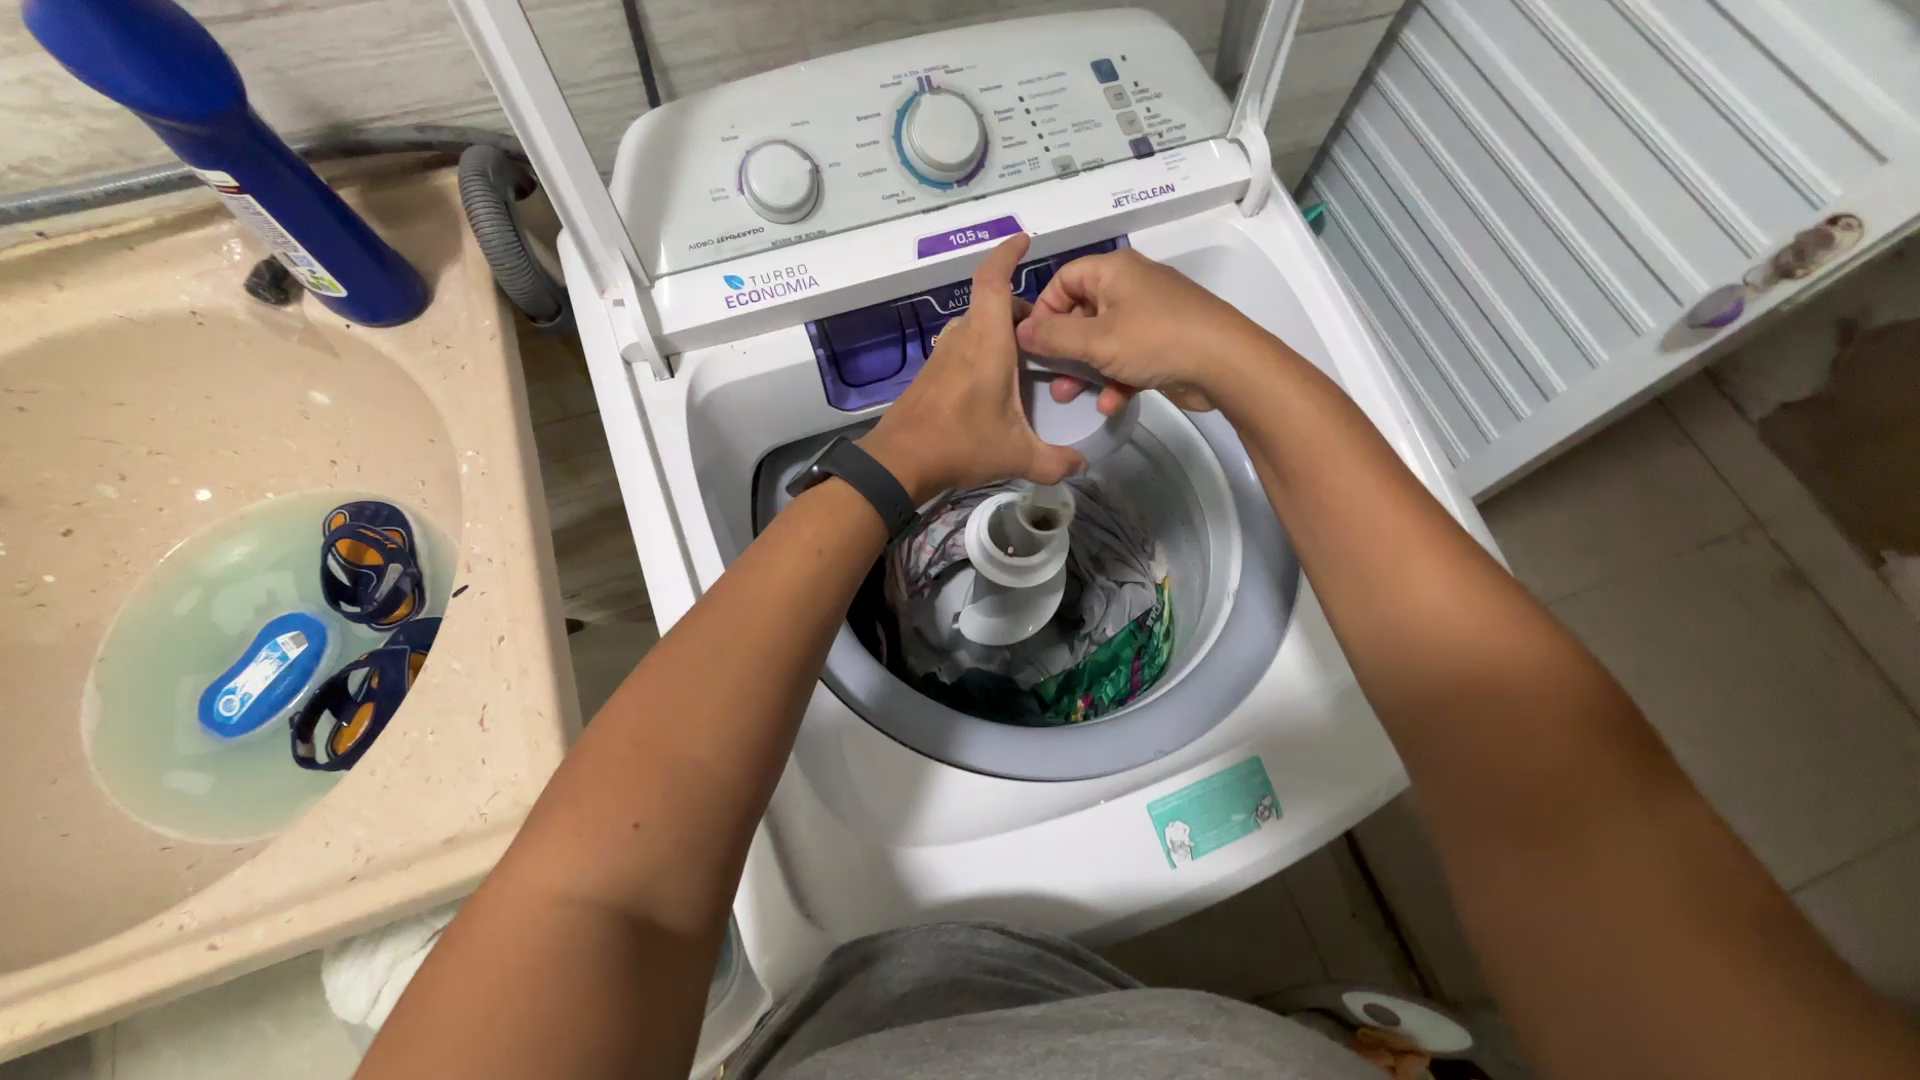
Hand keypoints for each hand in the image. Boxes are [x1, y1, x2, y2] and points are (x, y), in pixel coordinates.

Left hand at [858, 234, 1084, 501]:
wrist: (899, 461)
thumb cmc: (960, 445)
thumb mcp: (1016, 457)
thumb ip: (1054, 461)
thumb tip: (1079, 465)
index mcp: (986, 342)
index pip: (993, 280)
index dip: (1007, 253)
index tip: (1023, 241)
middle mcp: (963, 339)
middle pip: (992, 305)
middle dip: (1021, 311)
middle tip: (1046, 336)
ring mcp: (943, 355)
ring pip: (976, 326)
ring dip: (1001, 332)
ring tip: (1025, 360)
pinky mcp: (931, 373)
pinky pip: (963, 347)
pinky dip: (983, 352)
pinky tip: (995, 385)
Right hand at [1014, 248, 1275, 414]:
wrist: (1225, 364)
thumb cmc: (1155, 340)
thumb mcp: (1095, 340)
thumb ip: (1053, 336)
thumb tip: (1019, 331)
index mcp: (1113, 270)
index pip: (1063, 278)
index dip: (1044, 308)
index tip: (1032, 341)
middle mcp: (1130, 287)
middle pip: (1081, 312)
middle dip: (1062, 347)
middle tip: (1047, 374)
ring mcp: (1149, 316)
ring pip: (1103, 340)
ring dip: (1084, 369)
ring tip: (1068, 396)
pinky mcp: (1163, 344)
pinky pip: (1127, 358)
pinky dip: (1115, 379)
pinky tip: (1109, 403)